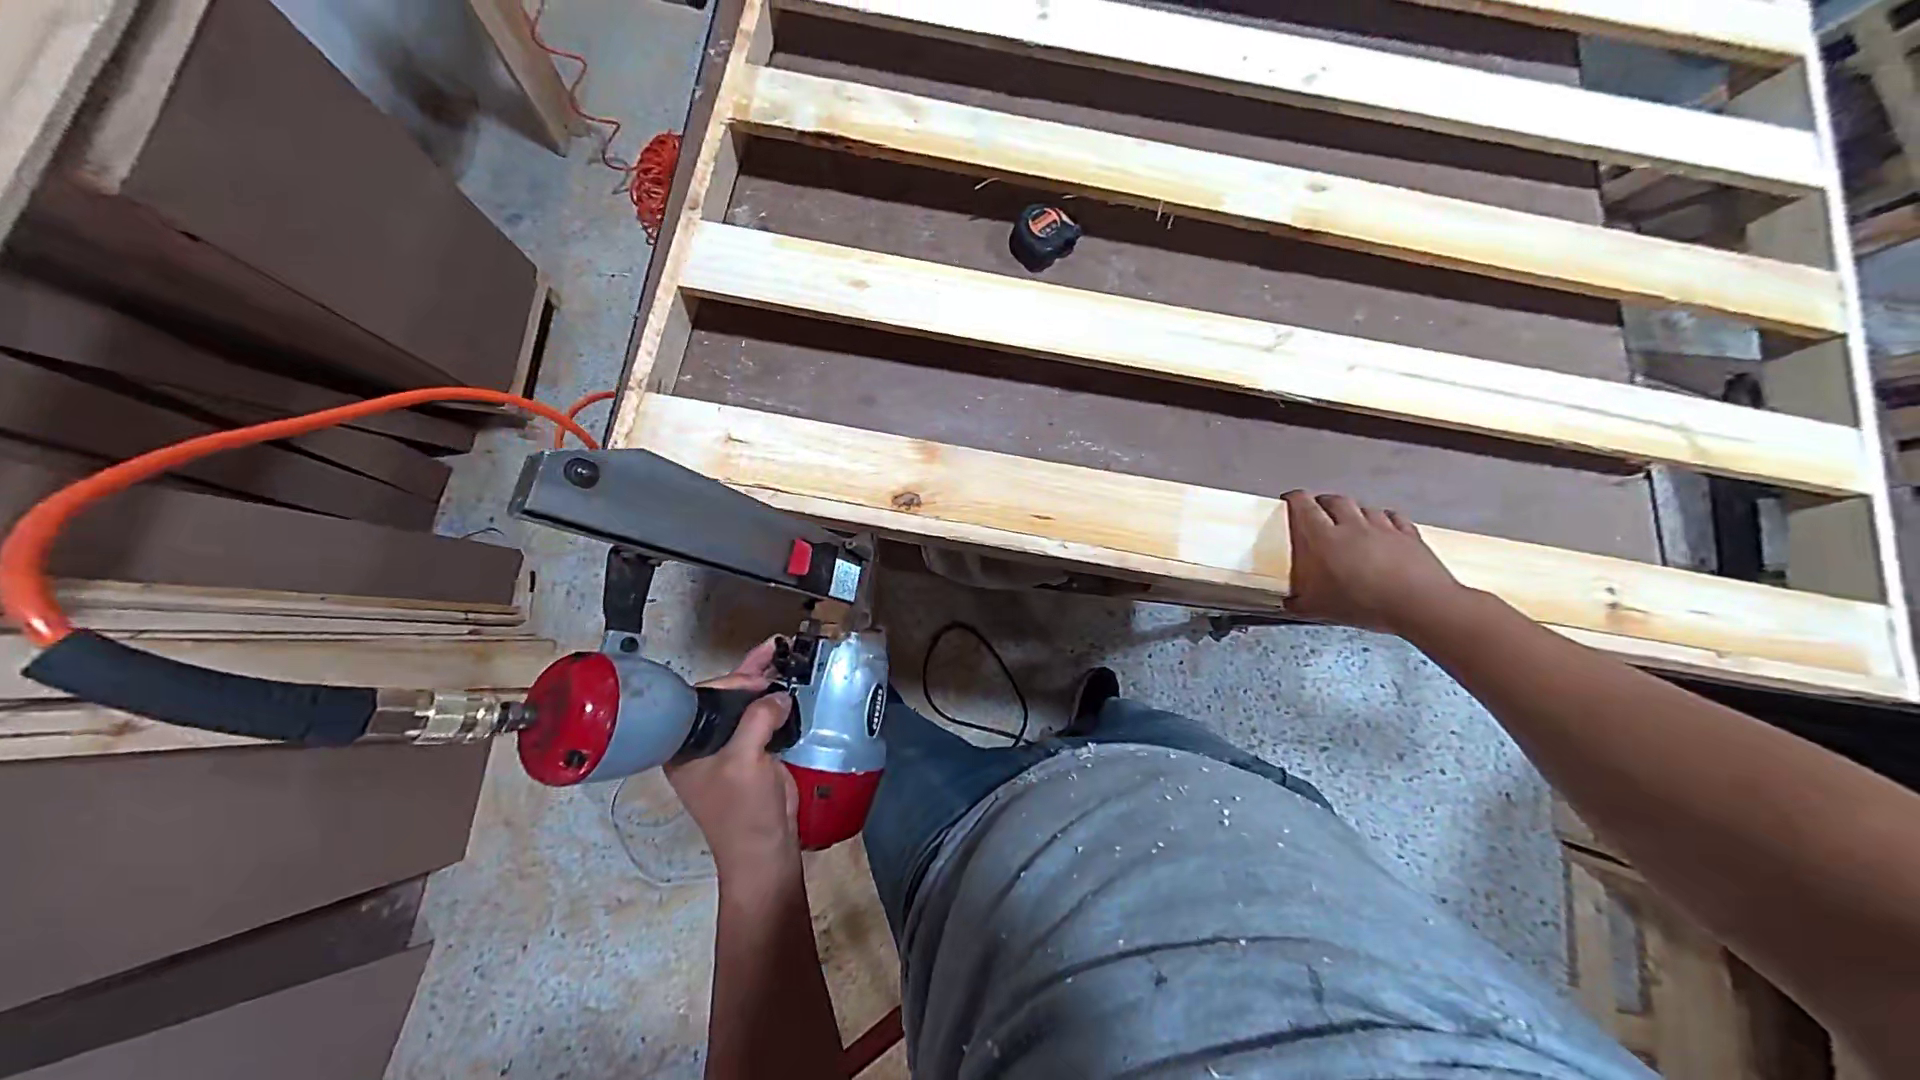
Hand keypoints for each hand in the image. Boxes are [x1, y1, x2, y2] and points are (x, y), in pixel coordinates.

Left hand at [666, 637, 799, 878]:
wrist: (766, 850)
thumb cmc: (743, 810)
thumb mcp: (744, 761)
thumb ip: (758, 719)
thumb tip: (780, 695)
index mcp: (684, 747)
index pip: (703, 700)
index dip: (730, 682)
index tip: (758, 670)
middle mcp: (702, 745)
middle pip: (724, 699)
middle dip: (750, 674)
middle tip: (775, 649)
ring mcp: (729, 750)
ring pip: (744, 706)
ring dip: (764, 682)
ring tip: (784, 655)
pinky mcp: (754, 755)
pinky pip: (762, 719)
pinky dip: (776, 701)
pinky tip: (791, 686)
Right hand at [1281, 491, 1471, 636]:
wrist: (1417, 604)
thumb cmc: (1362, 603)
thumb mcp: (1316, 609)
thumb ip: (1297, 602)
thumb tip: (1286, 603)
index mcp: (1321, 538)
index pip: (1303, 505)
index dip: (1294, 499)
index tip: (1290, 501)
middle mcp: (1351, 525)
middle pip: (1334, 500)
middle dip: (1323, 502)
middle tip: (1318, 511)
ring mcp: (1382, 527)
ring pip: (1364, 507)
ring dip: (1354, 511)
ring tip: (1350, 521)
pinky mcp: (1408, 535)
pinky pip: (1393, 518)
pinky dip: (1385, 519)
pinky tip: (1383, 527)